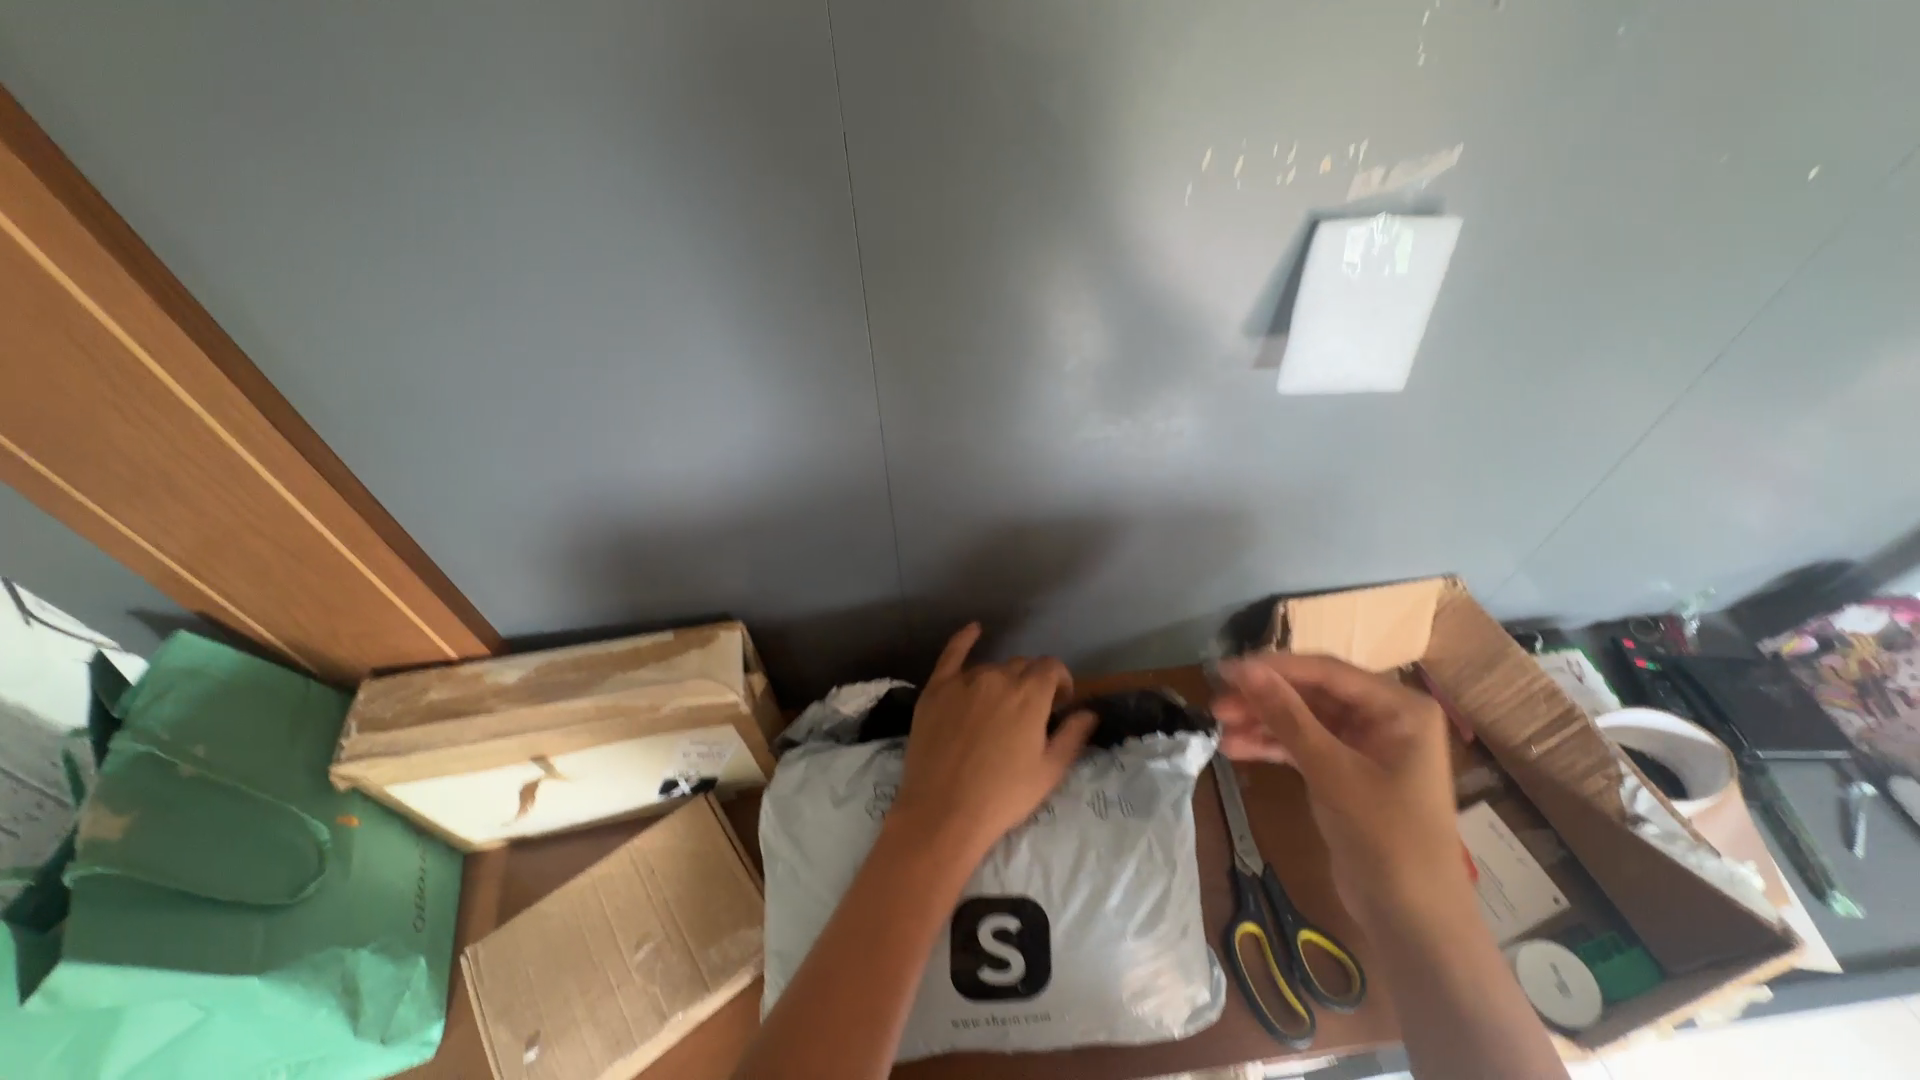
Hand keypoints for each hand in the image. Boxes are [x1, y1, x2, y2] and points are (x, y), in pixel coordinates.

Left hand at [891, 624, 1097, 858]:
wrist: (943, 812)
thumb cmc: (1003, 796)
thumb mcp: (1049, 771)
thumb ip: (1072, 736)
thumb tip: (1088, 712)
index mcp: (1030, 694)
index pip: (1052, 668)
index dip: (1060, 683)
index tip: (1059, 705)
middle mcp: (998, 677)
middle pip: (1022, 667)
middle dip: (1032, 684)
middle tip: (1029, 715)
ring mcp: (963, 681)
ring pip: (991, 668)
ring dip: (1002, 680)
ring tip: (999, 710)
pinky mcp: (935, 690)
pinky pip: (952, 654)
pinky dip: (965, 639)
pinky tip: (975, 630)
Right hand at [1213, 652, 1460, 916]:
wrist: (1413, 919)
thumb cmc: (1385, 837)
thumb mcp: (1332, 771)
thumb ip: (1287, 717)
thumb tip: (1245, 671)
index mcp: (1399, 708)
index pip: (1327, 671)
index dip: (1274, 668)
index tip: (1225, 669)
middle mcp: (1385, 719)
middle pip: (1313, 694)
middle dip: (1265, 699)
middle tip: (1216, 704)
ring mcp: (1366, 747)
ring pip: (1303, 720)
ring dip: (1263, 723)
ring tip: (1218, 728)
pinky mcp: (1346, 774)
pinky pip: (1304, 747)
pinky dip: (1272, 747)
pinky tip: (1235, 749)